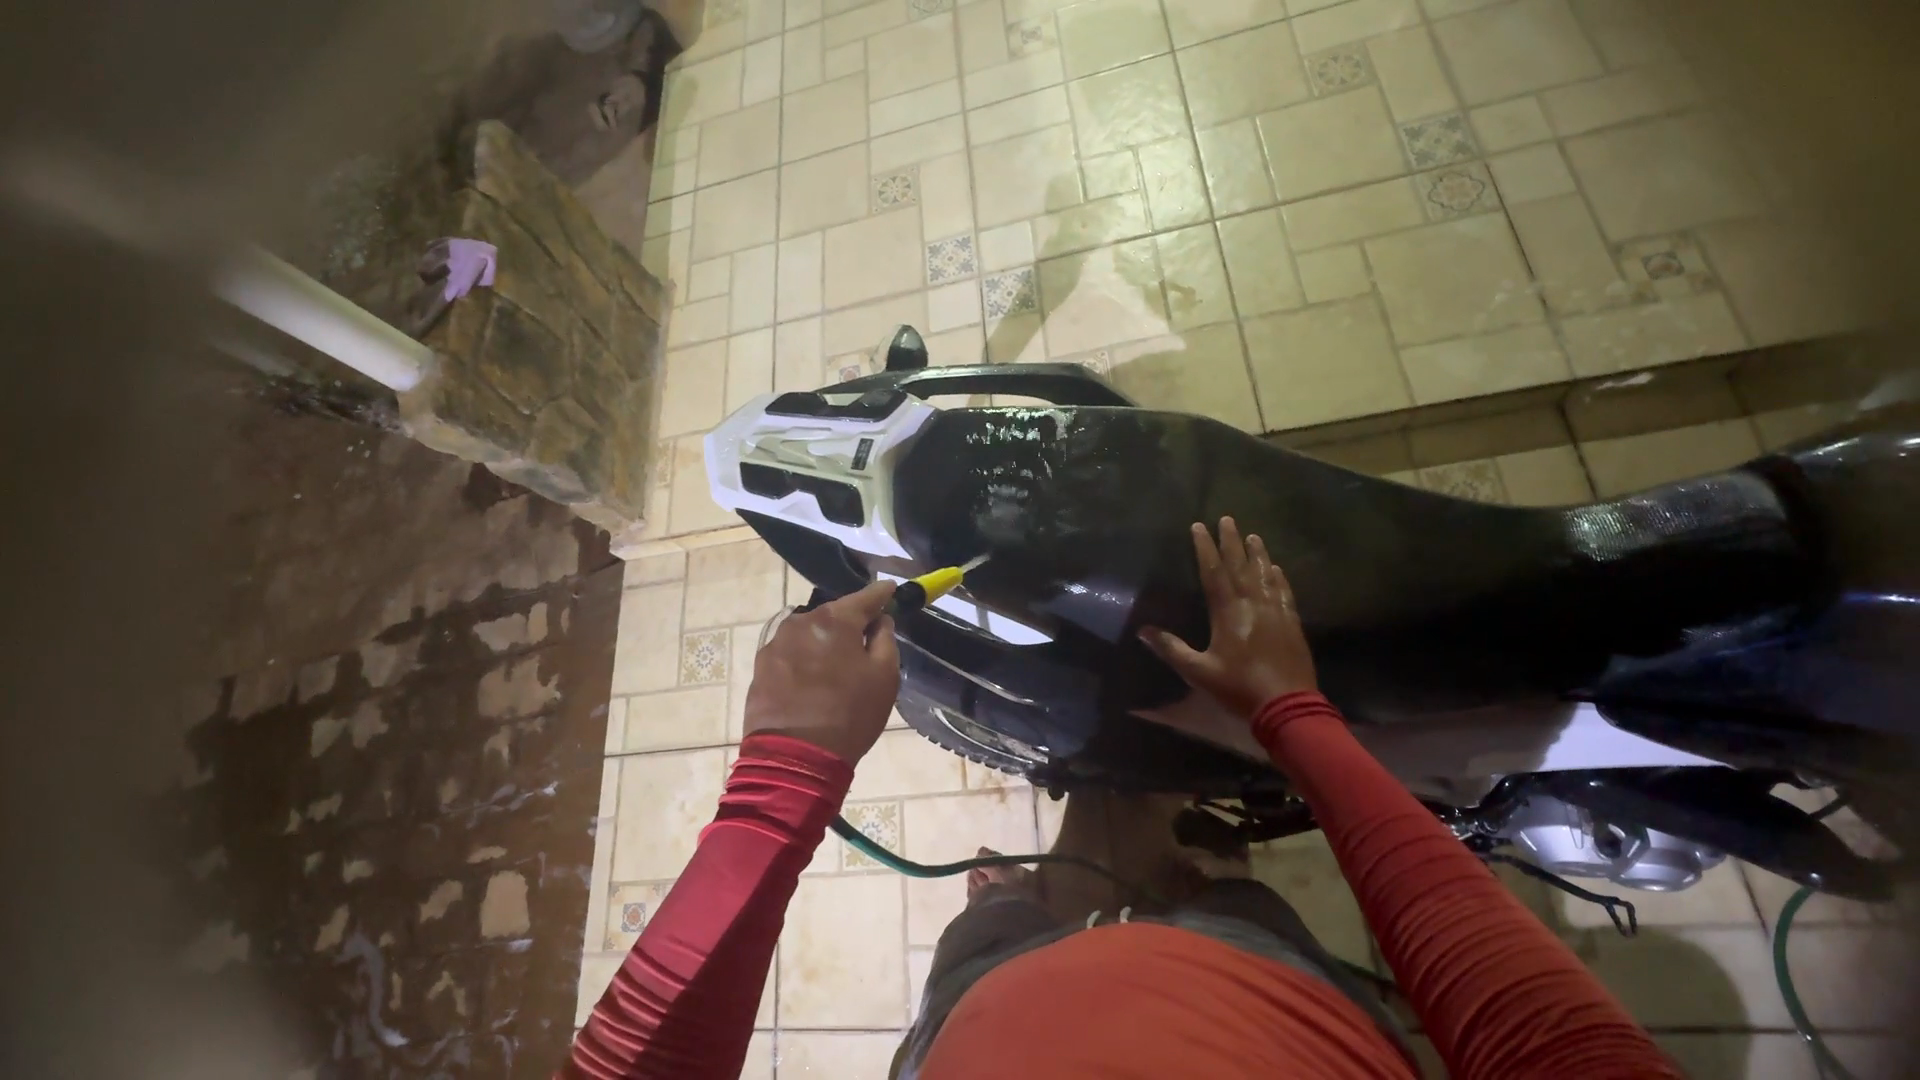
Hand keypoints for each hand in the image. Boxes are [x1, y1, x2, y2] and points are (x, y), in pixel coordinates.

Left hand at [742, 579, 901, 763]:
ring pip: (809, 635)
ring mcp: (775, 645)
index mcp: (833, 620)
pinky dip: (805, 660)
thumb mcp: (884, 677)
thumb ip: (885, 639)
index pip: (865, 597)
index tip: (891, 590)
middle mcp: (800, 623)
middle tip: (866, 637)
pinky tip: (813, 680)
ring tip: (836, 664)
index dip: (881, 594)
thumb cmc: (849, 715)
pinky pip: (791, 655)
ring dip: (824, 642)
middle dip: (850, 622)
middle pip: (833, 615)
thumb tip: (879, 621)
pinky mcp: (760, 669)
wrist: (794, 758)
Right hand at [1139, 517, 1317, 717]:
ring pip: (1265, 575)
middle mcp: (1252, 604)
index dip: (1204, 548)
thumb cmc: (1238, 688)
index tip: (1199, 526)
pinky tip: (1277, 569)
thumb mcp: (1197, 672)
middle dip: (1232, 542)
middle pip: (1240, 566)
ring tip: (1254, 535)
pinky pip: (1284, 593)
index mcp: (1227, 612)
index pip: (1213, 572)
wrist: (1287, 705)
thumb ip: (1171, 649)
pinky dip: (1279, 578)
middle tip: (1227, 519)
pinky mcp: (1292, 624)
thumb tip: (1142, 630)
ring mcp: (1276, 612)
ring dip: (1258, 554)